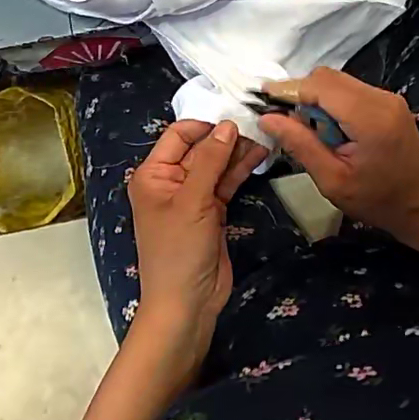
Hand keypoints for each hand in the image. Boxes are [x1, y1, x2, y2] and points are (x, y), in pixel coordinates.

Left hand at [127, 120, 267, 342]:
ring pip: (216, 165)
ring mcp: (192, 196)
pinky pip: (226, 182)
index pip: (178, 136)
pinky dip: (241, 170)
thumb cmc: (178, 249)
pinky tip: (260, 155)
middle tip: (258, 124)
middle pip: (200, 149)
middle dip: (226, 138)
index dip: (205, 125)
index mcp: (153, 174)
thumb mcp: (192, 201)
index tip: (234, 116)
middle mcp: (170, 181)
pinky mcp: (212, 210)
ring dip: (237, 152)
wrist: (186, 302)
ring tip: (265, 136)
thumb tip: (227, 125)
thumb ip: (211, 161)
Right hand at [257, 67, 418, 237]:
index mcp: (371, 119)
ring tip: (309, 131)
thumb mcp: (331, 180)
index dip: (288, 90)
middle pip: (327, 78)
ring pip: (335, 81)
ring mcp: (386, 97)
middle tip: (285, 123)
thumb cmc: (376, 200)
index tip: (262, 100)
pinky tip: (327, 129)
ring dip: (314, 100)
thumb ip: (299, 144)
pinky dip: (328, 103)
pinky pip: (346, 89)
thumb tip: (267, 118)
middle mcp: (381, 99)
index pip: (320, 87)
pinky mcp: (385, 100)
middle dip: (300, 95)